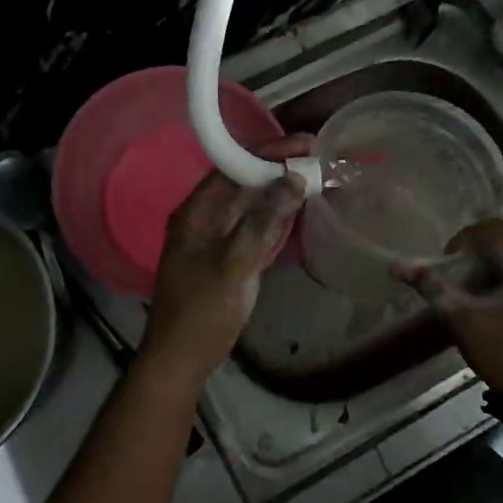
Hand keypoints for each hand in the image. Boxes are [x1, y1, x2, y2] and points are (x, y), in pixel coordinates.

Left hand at [140, 135, 311, 383]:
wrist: (182, 358)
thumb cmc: (201, 312)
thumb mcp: (233, 265)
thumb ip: (262, 223)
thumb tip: (292, 181)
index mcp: (196, 213)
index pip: (232, 168)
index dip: (267, 152)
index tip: (304, 143)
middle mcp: (205, 221)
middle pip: (244, 185)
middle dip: (279, 172)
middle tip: (320, 160)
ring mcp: (217, 242)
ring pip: (252, 209)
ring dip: (281, 196)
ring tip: (318, 180)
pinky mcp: (230, 261)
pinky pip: (256, 232)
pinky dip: (277, 222)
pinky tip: (300, 214)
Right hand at [399, 217, 502, 391]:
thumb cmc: (502, 353)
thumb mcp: (462, 320)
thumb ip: (433, 288)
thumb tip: (397, 267)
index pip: (496, 229)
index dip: (465, 237)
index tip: (448, 260)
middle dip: (476, 250)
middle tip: (456, 272)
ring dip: (488, 259)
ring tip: (470, 283)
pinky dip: (502, 270)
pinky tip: (487, 293)